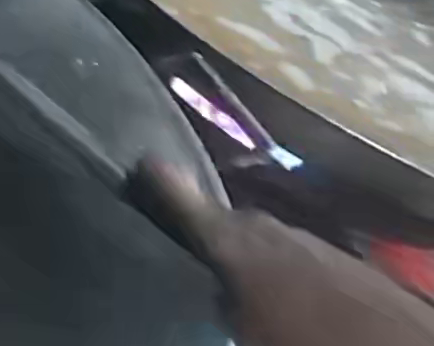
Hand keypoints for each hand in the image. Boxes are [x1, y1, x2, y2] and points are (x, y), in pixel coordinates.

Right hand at [139, 157, 433, 345]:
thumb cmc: (308, 335)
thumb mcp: (247, 328)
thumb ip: (221, 294)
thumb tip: (212, 284)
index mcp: (225, 233)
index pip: (170, 183)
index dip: (149, 173)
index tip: (133, 164)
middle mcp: (263, 224)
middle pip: (228, 218)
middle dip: (222, 235)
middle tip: (215, 260)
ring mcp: (316, 241)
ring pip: (274, 240)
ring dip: (268, 257)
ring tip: (271, 287)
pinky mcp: (359, 264)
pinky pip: (315, 260)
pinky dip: (308, 275)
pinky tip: (317, 301)